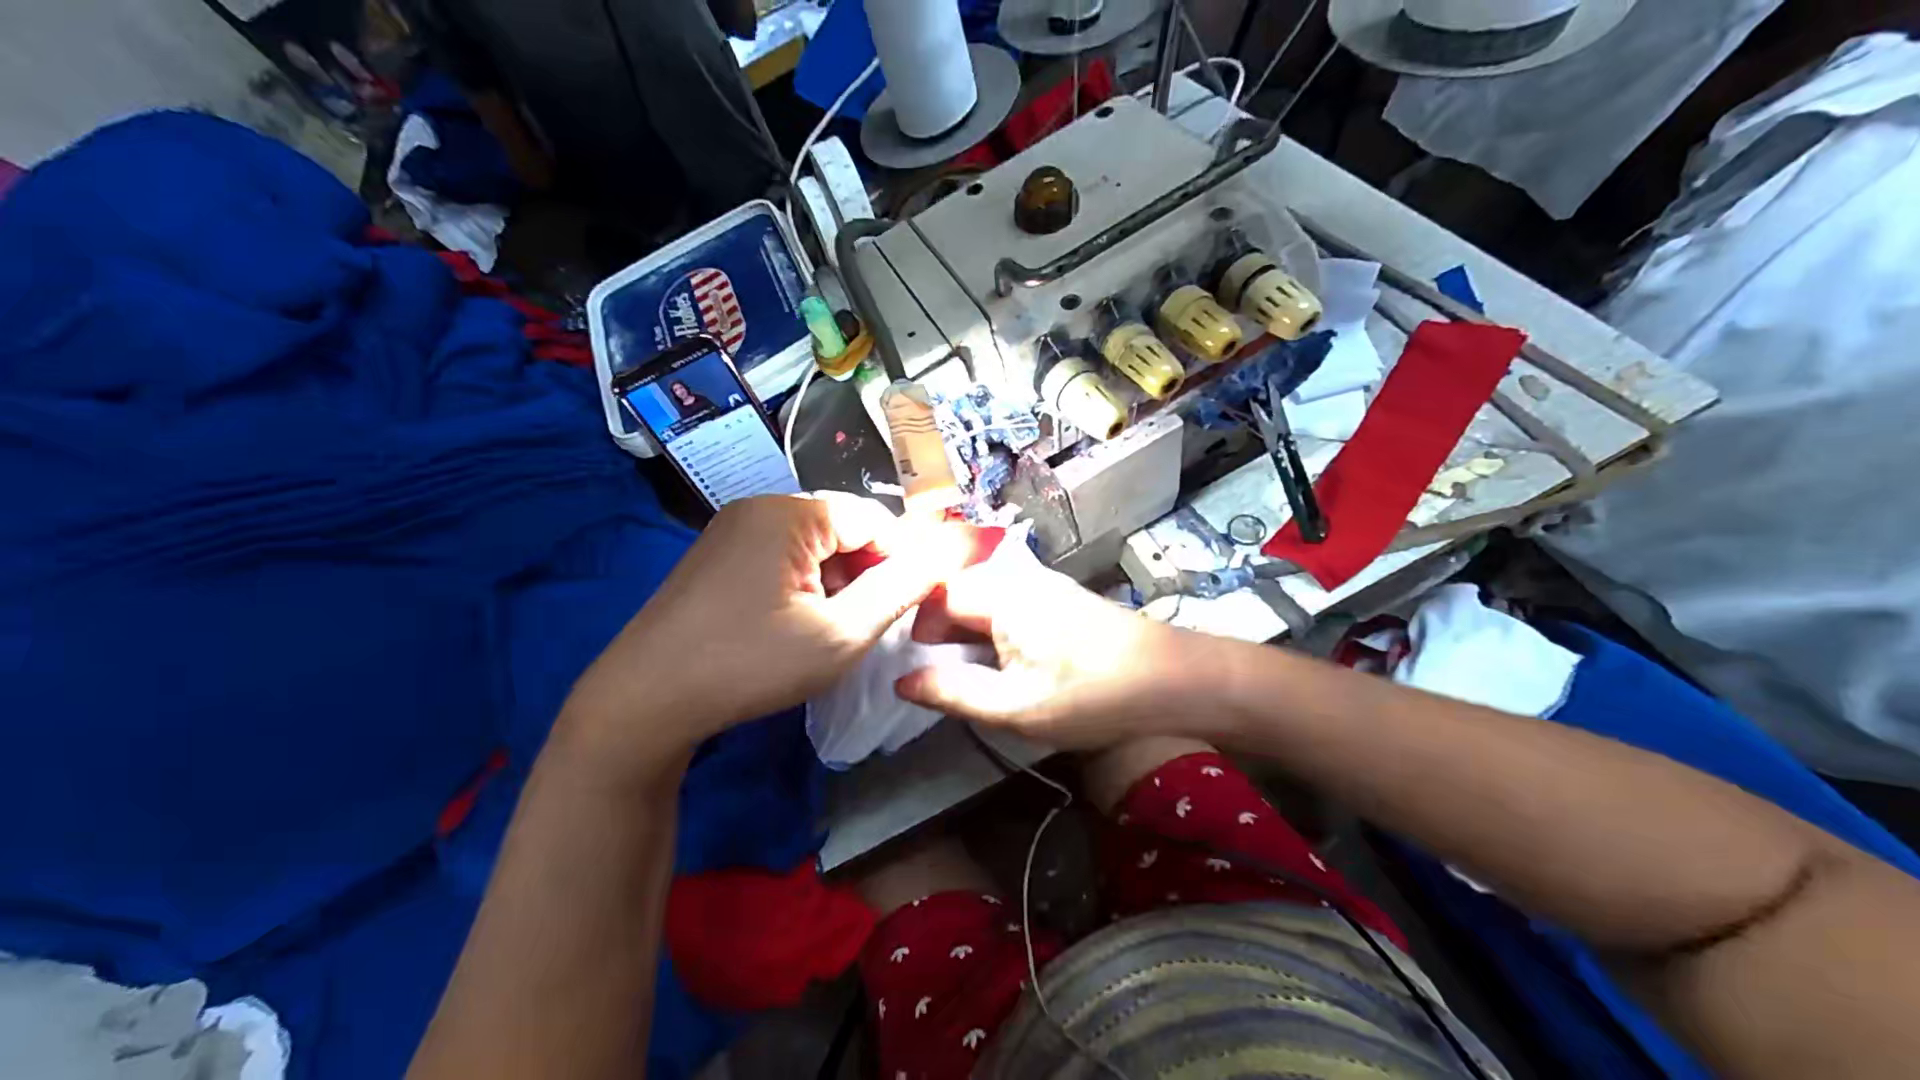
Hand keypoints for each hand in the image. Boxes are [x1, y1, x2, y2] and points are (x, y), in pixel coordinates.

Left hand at [564, 493, 974, 760]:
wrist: (644, 701)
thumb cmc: (751, 663)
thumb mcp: (843, 631)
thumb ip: (906, 585)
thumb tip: (963, 543)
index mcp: (790, 512)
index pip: (876, 519)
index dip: (903, 562)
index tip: (913, 610)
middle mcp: (759, 507)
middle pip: (844, 529)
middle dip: (868, 574)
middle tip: (869, 628)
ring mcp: (732, 530)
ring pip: (814, 546)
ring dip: (838, 583)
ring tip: (832, 633)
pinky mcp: (717, 556)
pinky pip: (782, 558)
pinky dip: (805, 587)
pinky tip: (797, 626)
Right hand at [895, 541, 1211, 748]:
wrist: (1174, 679)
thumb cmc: (1093, 696)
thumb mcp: (1016, 708)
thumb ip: (953, 693)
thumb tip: (901, 680)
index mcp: (1001, 595)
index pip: (936, 593)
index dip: (920, 628)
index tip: (924, 666)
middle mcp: (1018, 576)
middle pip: (957, 589)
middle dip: (942, 630)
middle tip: (948, 674)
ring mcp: (1042, 582)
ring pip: (982, 596)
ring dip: (968, 631)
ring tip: (977, 673)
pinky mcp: (1059, 595)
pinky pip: (1007, 601)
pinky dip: (994, 628)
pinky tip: (1011, 662)